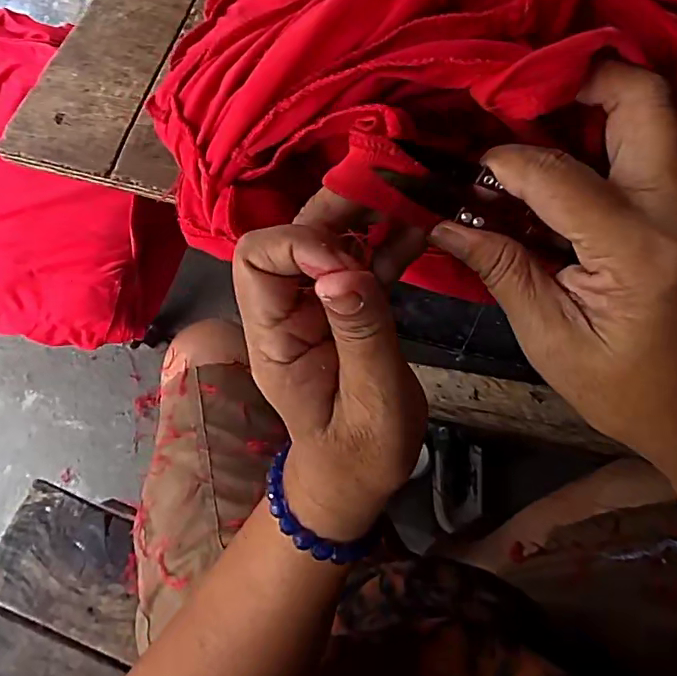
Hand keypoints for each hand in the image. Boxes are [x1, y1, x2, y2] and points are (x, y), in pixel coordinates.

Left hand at [231, 195, 427, 541]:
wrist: (359, 476)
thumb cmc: (360, 455)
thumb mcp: (370, 406)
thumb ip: (360, 337)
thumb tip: (343, 271)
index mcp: (271, 336)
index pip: (256, 261)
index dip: (298, 247)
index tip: (350, 264)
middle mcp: (285, 309)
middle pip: (292, 239)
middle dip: (335, 215)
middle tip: (388, 199)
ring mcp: (315, 304)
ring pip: (328, 240)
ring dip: (364, 216)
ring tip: (409, 199)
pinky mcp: (346, 304)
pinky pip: (360, 260)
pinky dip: (386, 239)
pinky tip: (419, 225)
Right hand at [428, 63, 676, 482]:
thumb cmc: (628, 391)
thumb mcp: (550, 339)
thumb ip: (500, 268)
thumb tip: (442, 222)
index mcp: (637, 252)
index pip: (558, 174)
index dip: (503, 163)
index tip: (470, 175)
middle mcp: (675, 209)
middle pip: (642, 100)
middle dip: (575, 78)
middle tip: (515, 94)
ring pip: (650, 109)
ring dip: (587, 96)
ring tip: (527, 112)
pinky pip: (643, 139)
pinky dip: (596, 126)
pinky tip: (554, 149)